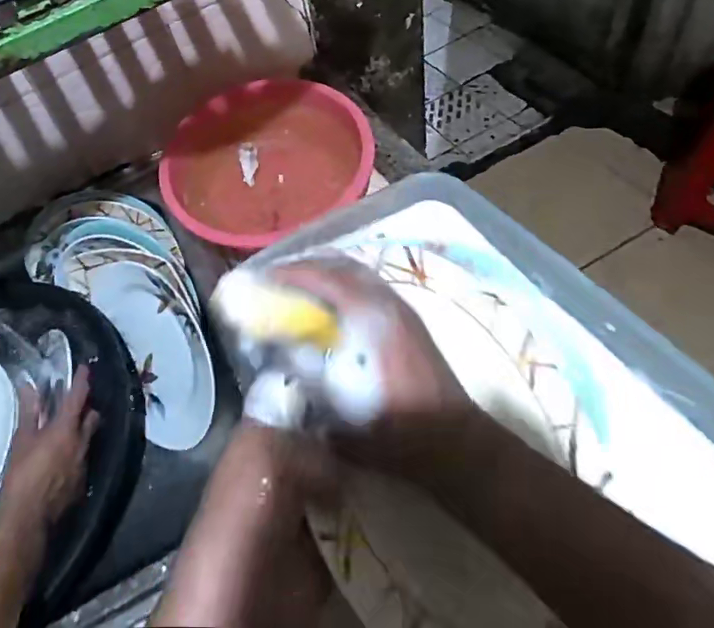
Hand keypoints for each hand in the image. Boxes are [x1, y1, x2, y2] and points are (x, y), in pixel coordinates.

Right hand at [0, 364, 99, 534]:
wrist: (29, 519)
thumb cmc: (22, 474)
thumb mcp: (22, 439)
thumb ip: (29, 411)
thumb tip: (29, 387)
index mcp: (66, 430)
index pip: (78, 399)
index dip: (82, 382)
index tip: (85, 368)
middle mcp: (81, 445)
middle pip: (92, 418)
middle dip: (87, 407)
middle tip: (75, 401)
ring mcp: (84, 467)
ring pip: (89, 440)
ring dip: (82, 430)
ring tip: (67, 427)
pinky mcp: (81, 486)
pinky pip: (83, 460)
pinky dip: (77, 451)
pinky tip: (63, 456)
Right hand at [270, 254, 475, 471]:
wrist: (458, 449)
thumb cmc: (396, 433)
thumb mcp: (338, 411)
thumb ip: (302, 376)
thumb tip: (267, 352)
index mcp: (369, 317)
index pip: (320, 276)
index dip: (284, 274)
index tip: (255, 281)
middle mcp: (386, 302)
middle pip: (335, 264)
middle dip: (298, 268)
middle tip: (268, 281)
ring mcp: (400, 308)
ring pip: (350, 272)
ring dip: (318, 274)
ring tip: (290, 289)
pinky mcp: (406, 319)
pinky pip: (362, 285)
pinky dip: (335, 285)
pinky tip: (321, 306)